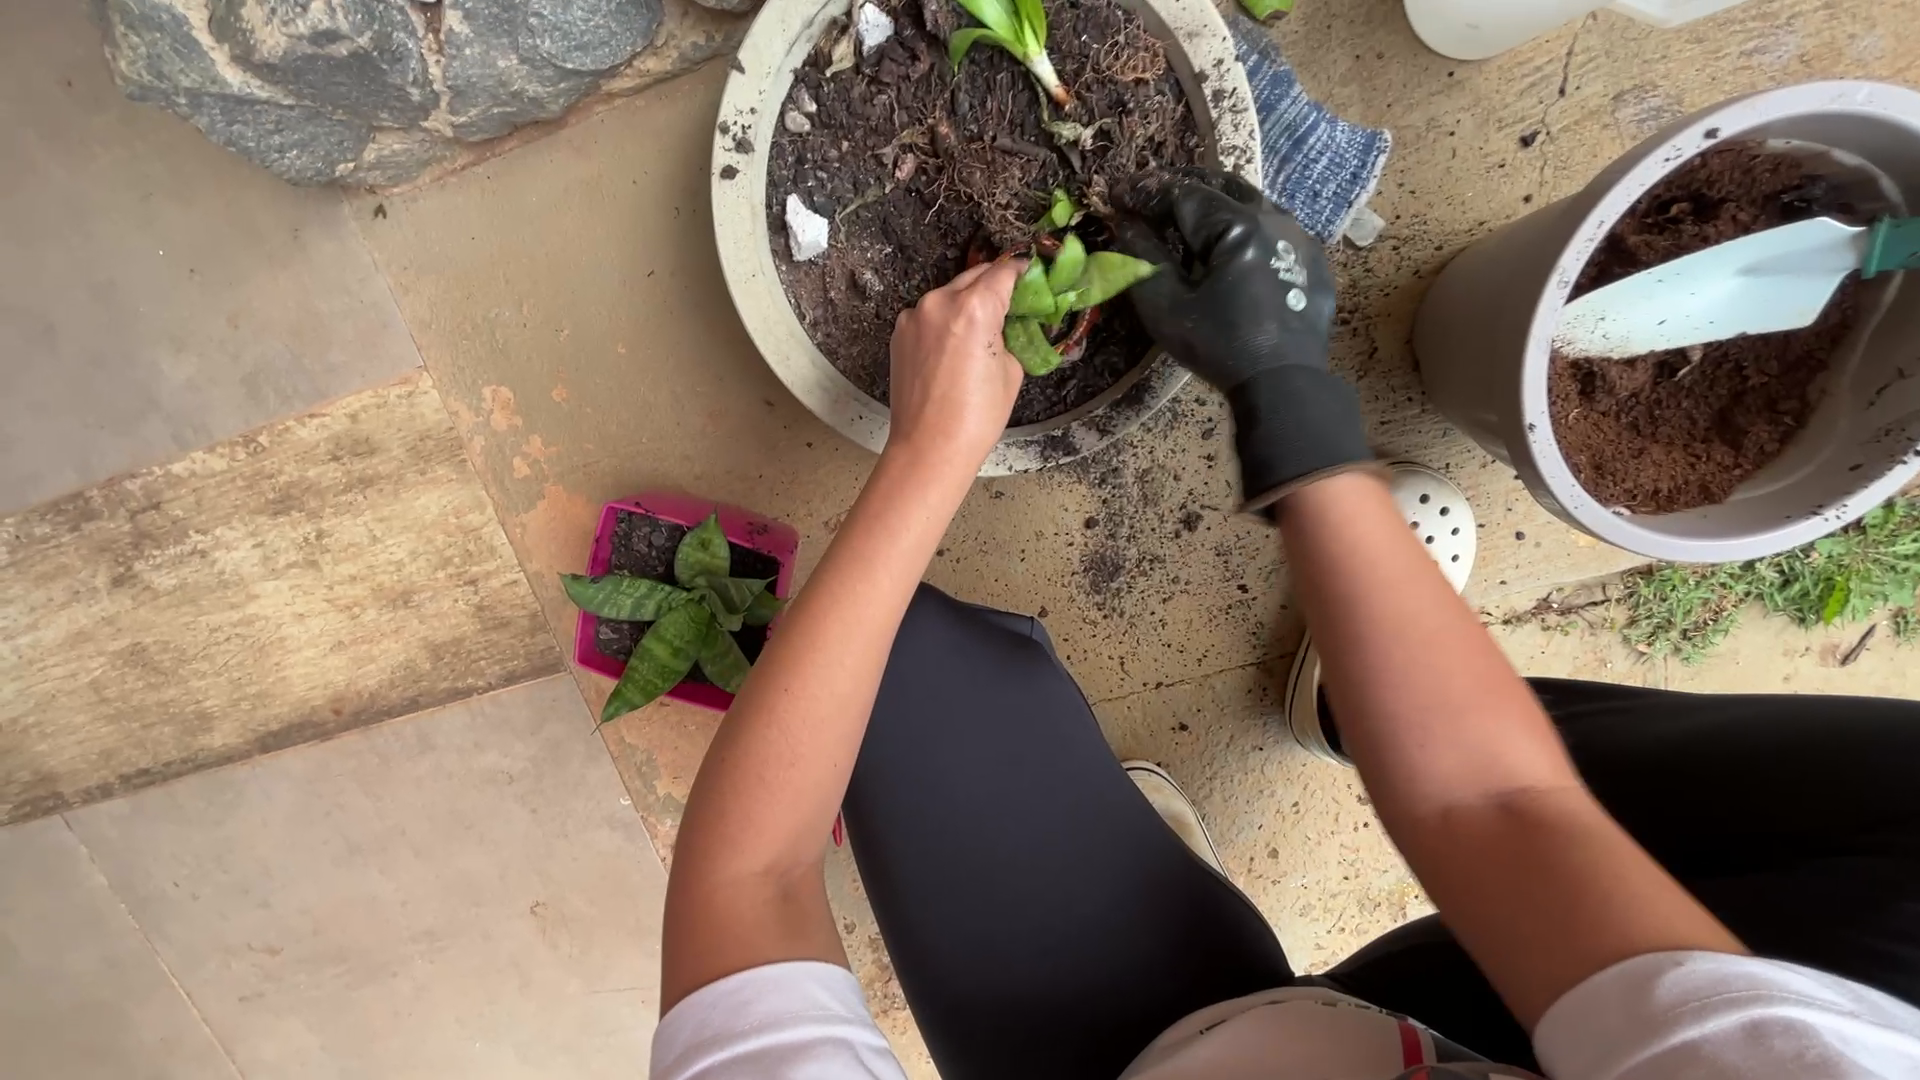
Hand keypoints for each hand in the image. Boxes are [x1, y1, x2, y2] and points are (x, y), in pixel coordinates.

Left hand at [886, 258, 1025, 470]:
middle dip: (994, 286)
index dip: (1021, 272)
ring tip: (982, 331)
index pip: (1004, 272)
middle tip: (1011, 304)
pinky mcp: (900, 333)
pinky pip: (929, 315)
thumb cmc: (975, 417)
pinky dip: (945, 321)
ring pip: (949, 295)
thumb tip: (1008, 326)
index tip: (1031, 276)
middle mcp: (939, 303)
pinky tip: (956, 347)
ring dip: (967, 303)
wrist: (929, 447)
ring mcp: (914, 317)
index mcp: (974, 308)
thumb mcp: (1012, 371)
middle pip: (974, 277)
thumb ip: (1010, 335)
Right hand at [1115, 170, 1373, 511]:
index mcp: (1235, 226)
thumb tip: (1124, 223)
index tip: (1116, 193)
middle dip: (1181, 186)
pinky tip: (1233, 244)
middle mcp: (1273, 217)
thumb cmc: (1219, 346)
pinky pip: (1276, 228)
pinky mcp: (1314, 259)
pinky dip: (1247, 227)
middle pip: (1220, 187)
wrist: (1283, 382)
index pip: (1182, 194)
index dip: (1145, 191)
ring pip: (1252, 202)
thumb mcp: (1167, 308)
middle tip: (1150, 195)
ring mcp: (1300, 236)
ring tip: (1189, 216)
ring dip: (1217, 203)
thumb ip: (1143, 260)